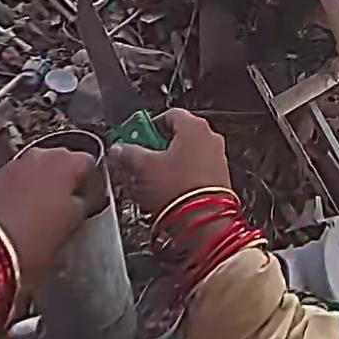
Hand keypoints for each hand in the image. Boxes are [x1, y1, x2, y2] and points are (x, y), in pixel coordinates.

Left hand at [0, 143, 94, 279]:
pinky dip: (15, 190)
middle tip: (64, 204)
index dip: (90, 180)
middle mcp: (40, 155)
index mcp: (66, 162)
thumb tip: (82, 201)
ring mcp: (14, 164)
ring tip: (38, 209)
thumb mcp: (72, 225)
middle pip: (60, 161)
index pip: (88, 162)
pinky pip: (11, 180)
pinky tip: (14, 212)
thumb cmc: (37, 236)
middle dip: (63, 179)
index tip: (90, 196)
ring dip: (38, 183)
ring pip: (34, 169)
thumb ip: (83, 205)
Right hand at [108, 108, 230, 216]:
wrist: (203, 223)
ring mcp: (217, 159)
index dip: (147, 126)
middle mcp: (209, 138)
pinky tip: (167, 191)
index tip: (134, 138)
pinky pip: (195, 171)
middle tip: (139, 160)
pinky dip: (181, 177)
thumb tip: (119, 150)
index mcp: (193, 126)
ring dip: (168, 164)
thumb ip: (128, 154)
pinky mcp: (220, 180)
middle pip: (177, 135)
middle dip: (156, 147)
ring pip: (186, 155)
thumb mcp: (143, 168)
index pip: (167, 115)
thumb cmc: (178, 189)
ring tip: (150, 180)